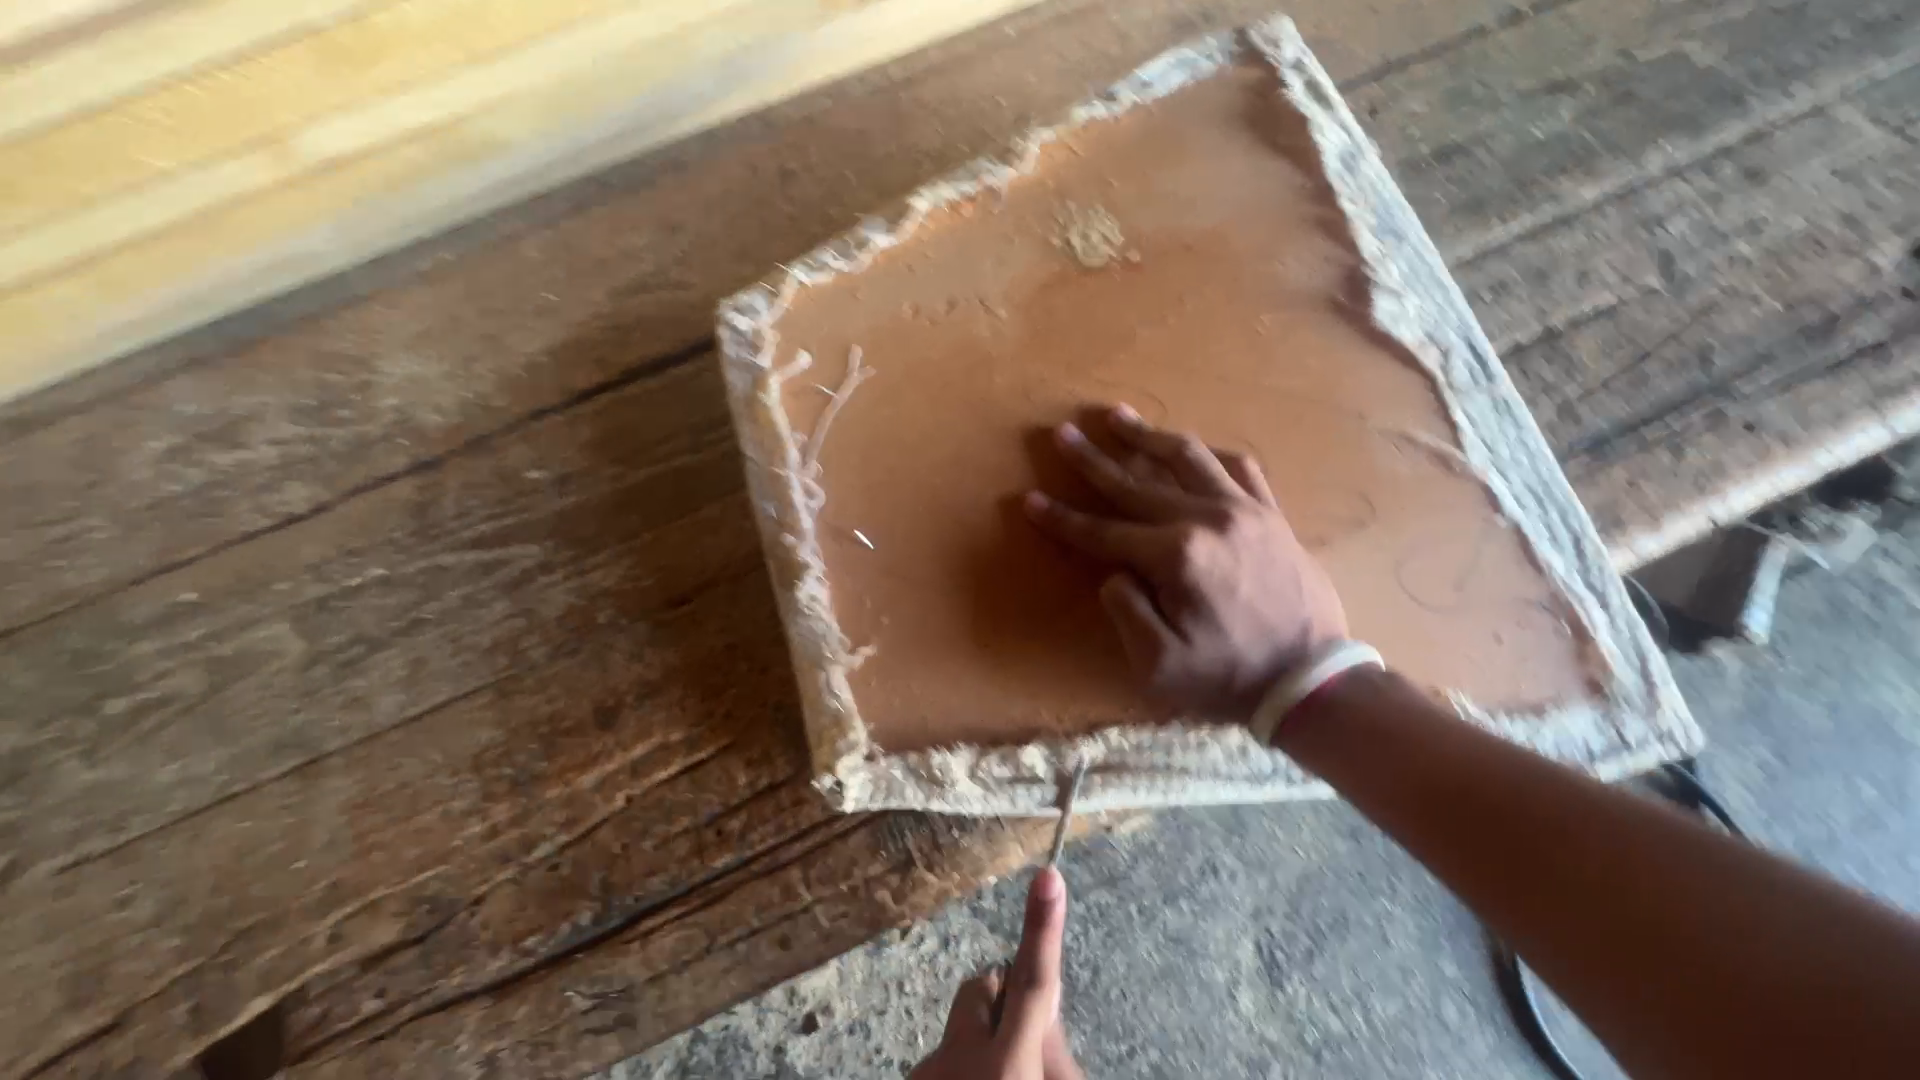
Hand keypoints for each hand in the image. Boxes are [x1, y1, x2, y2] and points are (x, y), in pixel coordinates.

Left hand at [910, 868, 1084, 1079]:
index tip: (1048, 875)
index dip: (1044, 927)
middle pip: (986, 985)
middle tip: (1027, 1042)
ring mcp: (928, 1067)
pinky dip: (966, 1067)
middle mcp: (959, 1059)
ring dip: (987, 1044)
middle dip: (1007, 997)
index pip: (1034, 982)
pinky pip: (948, 1054)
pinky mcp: (912, 1076)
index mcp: (1006, 1067)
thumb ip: (1056, 1056)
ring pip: (968, 1024)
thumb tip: (1046, 1015)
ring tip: (1005, 1074)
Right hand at [1024, 404, 1346, 718]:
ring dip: (1147, 436)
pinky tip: (1193, 449)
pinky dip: (1210, 454)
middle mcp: (1208, 519)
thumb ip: (1125, 612)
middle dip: (1094, 460)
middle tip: (1063, 434)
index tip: (1030, 499)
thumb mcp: (1158, 666)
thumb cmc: (1228, 678)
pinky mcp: (1272, 516)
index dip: (1063, 518)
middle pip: (1137, 483)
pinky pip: (1240, 467)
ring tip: (1118, 416)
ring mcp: (1245, 511)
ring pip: (1188, 458)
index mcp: (1176, 556)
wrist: (1312, 680)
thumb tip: (1115, 574)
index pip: (1103, 531)